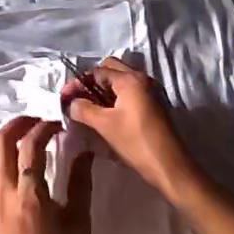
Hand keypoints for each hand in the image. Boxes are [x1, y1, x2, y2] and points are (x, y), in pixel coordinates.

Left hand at [0, 117, 91, 233]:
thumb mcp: (78, 224)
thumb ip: (80, 183)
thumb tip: (83, 151)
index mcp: (29, 196)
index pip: (30, 146)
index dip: (43, 128)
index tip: (59, 124)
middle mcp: (5, 193)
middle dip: (17, 124)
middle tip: (39, 121)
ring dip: (9, 138)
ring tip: (33, 136)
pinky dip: (8, 156)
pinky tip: (27, 161)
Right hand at [63, 58, 201, 199]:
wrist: (170, 165)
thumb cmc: (136, 142)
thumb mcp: (104, 125)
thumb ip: (83, 109)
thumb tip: (71, 103)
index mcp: (130, 80)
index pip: (97, 72)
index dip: (77, 83)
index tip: (64, 97)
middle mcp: (142, 78)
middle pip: (111, 69)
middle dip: (91, 81)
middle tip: (78, 97)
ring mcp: (150, 90)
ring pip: (121, 79)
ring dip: (103, 88)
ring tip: (89, 105)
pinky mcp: (153, 103)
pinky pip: (130, 90)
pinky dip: (115, 95)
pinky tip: (106, 111)